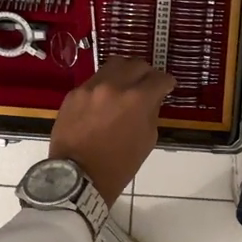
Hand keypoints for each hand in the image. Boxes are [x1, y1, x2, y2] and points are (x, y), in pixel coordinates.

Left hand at [50, 58, 177, 205]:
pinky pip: (94, 82)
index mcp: (137, 99)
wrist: (77, 177)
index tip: (168, 86)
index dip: (167, 82)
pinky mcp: (73, 94)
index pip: (159, 78)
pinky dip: (103, 87)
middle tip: (148, 85)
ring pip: (113, 66)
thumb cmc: (118, 166)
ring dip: (124, 74)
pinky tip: (103, 102)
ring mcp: (90, 88)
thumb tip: (151, 98)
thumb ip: (151, 113)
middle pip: (136, 64)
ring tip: (125, 87)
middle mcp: (113, 86)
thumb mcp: (147, 140)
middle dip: (146, 73)